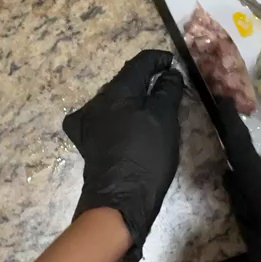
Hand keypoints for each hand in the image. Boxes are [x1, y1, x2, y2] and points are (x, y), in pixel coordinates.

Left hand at [62, 50, 185, 261]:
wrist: (119, 202)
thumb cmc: (146, 157)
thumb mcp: (164, 119)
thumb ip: (167, 90)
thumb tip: (170, 72)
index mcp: (114, 92)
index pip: (137, 63)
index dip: (157, 59)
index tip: (173, 63)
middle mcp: (95, 103)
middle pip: (124, 81)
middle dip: (145, 79)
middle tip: (168, 85)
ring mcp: (87, 123)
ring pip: (114, 100)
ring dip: (133, 98)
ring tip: (154, 105)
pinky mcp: (87, 142)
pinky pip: (106, 118)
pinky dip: (120, 115)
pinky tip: (129, 124)